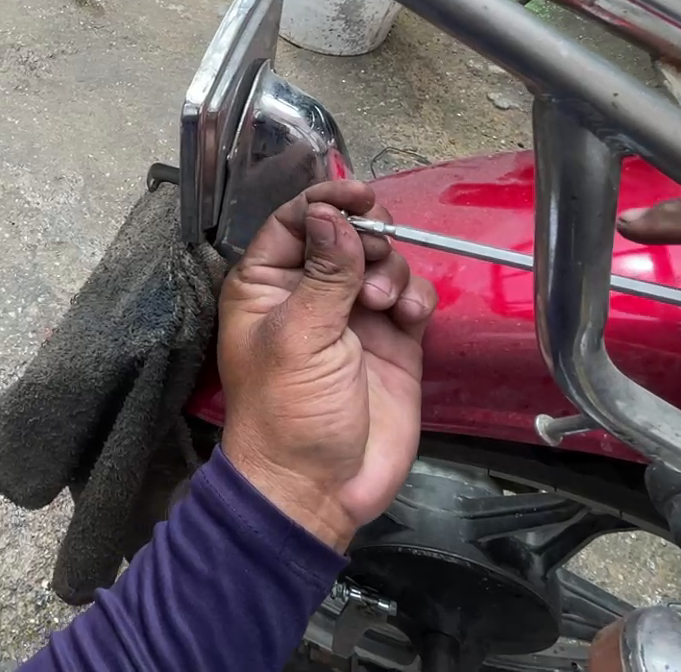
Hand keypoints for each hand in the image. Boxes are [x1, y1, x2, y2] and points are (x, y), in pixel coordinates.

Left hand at [217, 180, 436, 549]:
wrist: (319, 485)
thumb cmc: (288, 408)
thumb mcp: (300, 335)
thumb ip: (323, 273)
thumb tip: (331, 214)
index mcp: (265, 283)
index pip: (294, 222)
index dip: (325, 202)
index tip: (361, 196)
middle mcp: (307, 290)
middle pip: (344, 235)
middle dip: (366, 241)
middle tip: (372, 268)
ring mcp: (351, 314)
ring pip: (381, 262)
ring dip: (391, 271)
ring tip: (384, 306)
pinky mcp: (391, 339)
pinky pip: (410, 296)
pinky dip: (415, 297)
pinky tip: (408, 317)